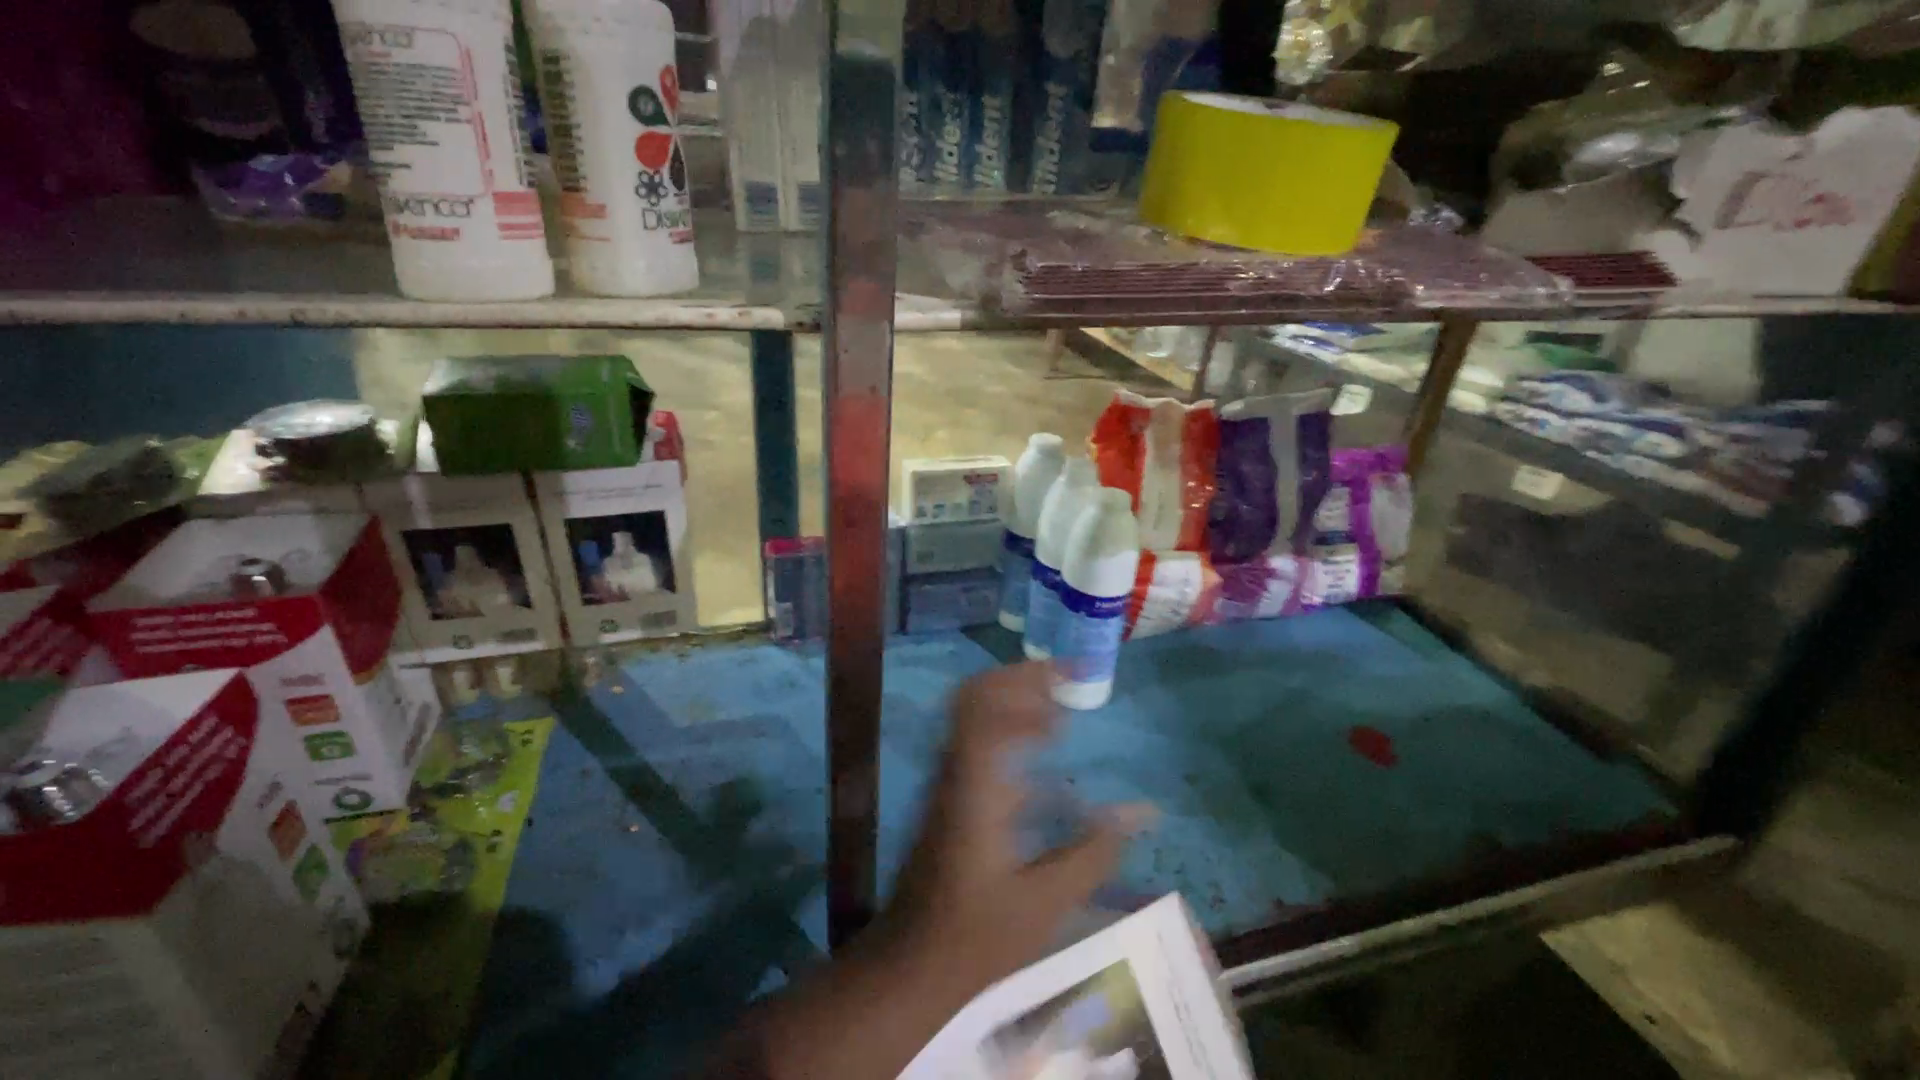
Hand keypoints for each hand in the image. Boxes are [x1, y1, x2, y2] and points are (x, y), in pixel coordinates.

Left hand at [882, 662, 1152, 995]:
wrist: (911, 964)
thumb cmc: (979, 935)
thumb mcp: (1047, 899)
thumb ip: (1096, 850)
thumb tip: (1145, 810)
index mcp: (976, 786)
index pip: (989, 706)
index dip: (1029, 683)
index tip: (1073, 680)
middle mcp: (955, 773)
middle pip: (974, 699)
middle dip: (1020, 682)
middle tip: (1065, 685)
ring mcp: (945, 786)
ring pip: (971, 720)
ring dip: (1014, 706)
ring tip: (1060, 717)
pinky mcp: (947, 802)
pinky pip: (974, 748)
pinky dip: (1008, 739)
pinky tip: (1045, 769)